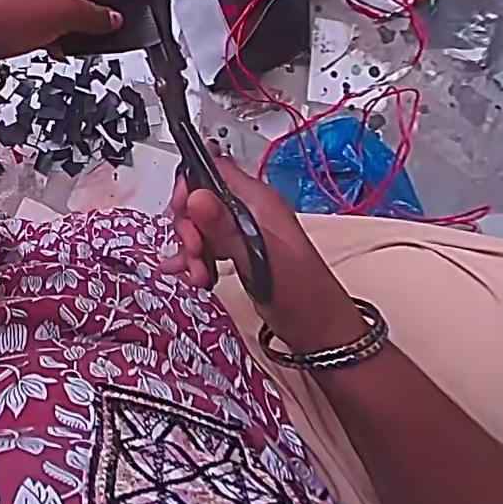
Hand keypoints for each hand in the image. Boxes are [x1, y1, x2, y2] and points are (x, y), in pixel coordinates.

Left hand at [0, 0, 120, 58]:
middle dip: (75, 18)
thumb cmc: (1, 11)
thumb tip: (112, 19)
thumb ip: (95, 16)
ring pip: (47, 11)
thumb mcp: (65, 12)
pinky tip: (39, 46)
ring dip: (57, 29)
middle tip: (79, 34)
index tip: (106, 21)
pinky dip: (38, 35)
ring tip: (55, 43)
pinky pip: (28, 23)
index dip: (99, 1)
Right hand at [160, 149, 369, 350]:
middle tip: (194, 251)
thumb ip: (224, 228)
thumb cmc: (302, 296)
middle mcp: (248, 210)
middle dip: (187, 225)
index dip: (189, 186)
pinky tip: (191, 273)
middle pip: (199, 198)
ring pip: (198, 223)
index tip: (181, 214)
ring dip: (190, 247)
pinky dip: (194, 257)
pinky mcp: (237, 249)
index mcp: (258, 201)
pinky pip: (205, 243)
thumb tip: (196, 196)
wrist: (321, 333)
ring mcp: (242, 229)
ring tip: (197, 273)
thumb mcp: (258, 260)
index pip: (212, 169)